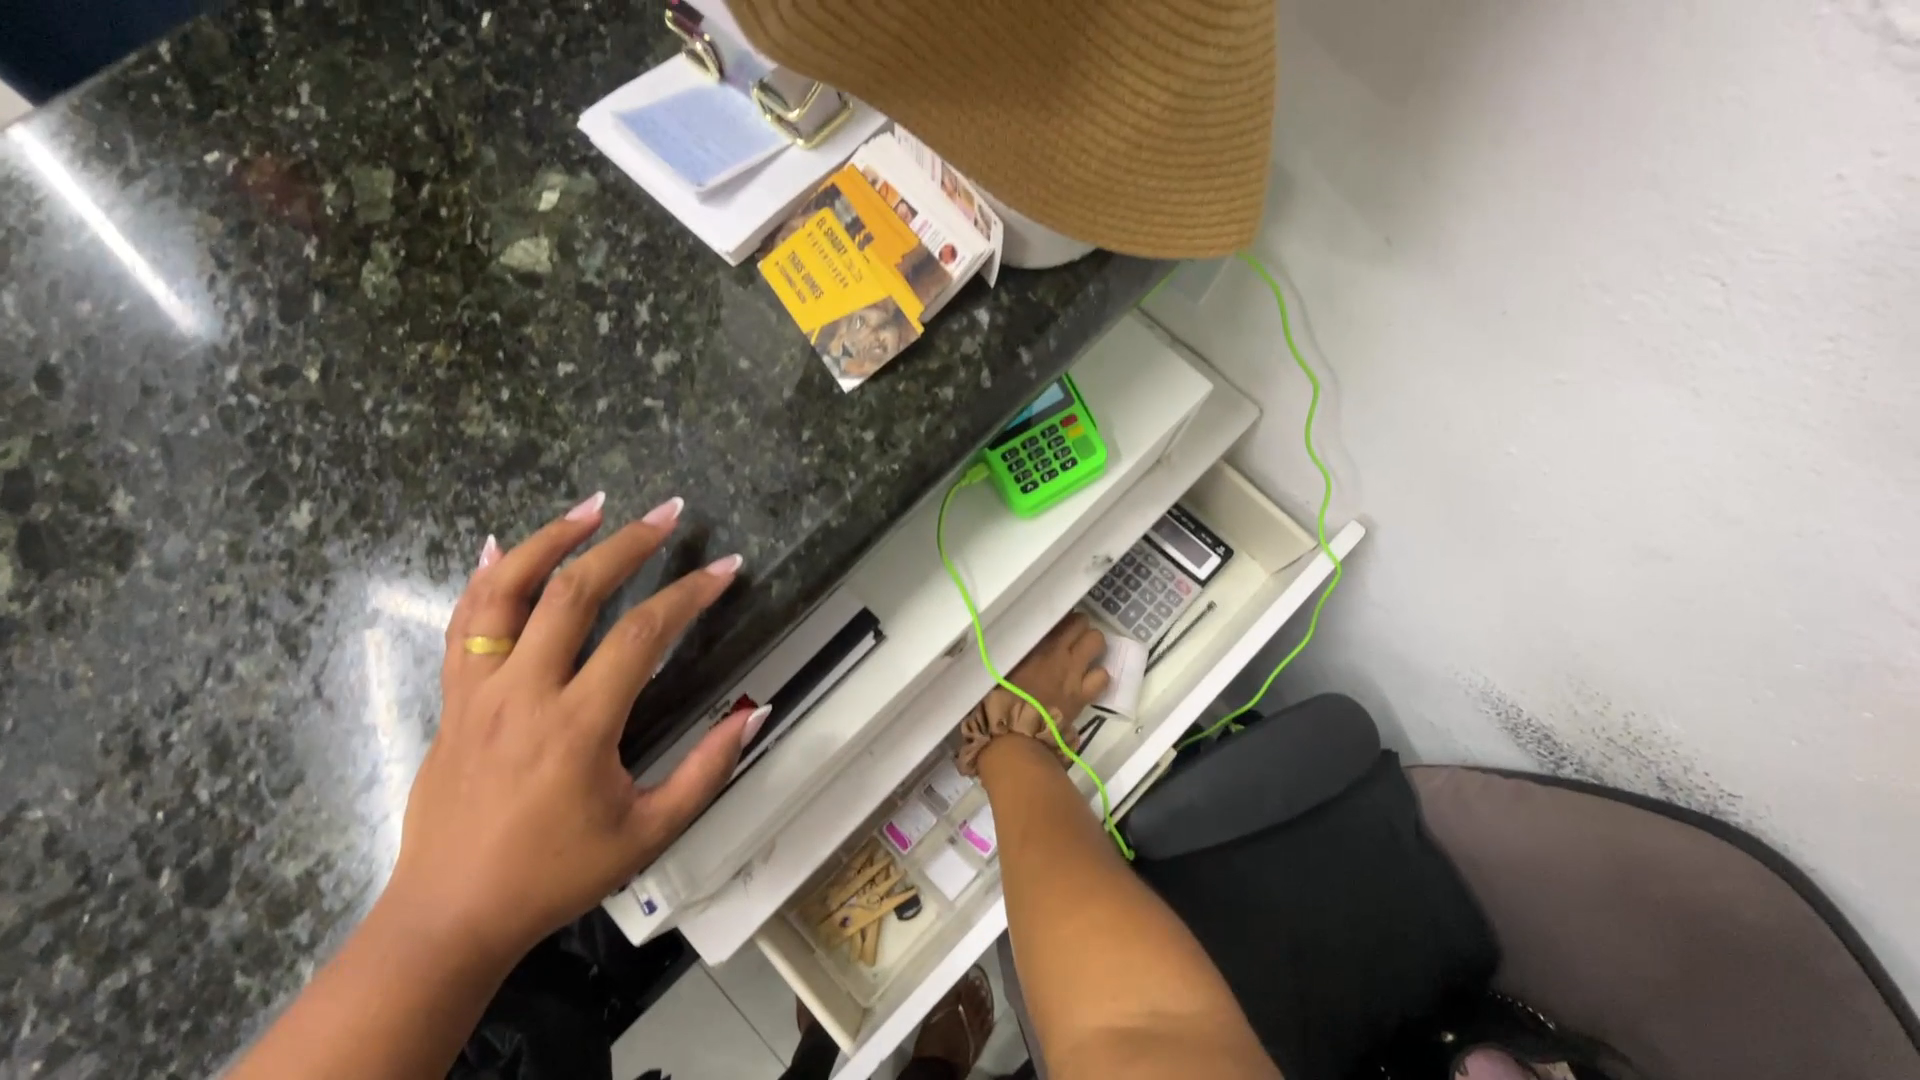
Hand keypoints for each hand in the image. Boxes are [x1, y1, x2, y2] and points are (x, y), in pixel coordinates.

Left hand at [385, 493, 761, 958]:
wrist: (451, 913)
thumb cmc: (556, 875)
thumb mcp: (648, 833)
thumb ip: (707, 770)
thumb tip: (754, 712)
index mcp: (578, 726)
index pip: (641, 635)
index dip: (689, 594)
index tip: (725, 569)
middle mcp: (525, 693)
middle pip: (574, 593)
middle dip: (628, 544)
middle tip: (668, 511)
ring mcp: (479, 691)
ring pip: (506, 592)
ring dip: (550, 540)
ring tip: (591, 507)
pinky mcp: (454, 699)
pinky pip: (463, 623)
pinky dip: (483, 577)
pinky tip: (498, 546)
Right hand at [958, 612, 1110, 774]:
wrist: (1014, 734)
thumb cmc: (998, 701)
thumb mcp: (998, 669)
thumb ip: (1010, 654)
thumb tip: (1011, 646)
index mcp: (1034, 644)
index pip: (1056, 617)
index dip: (1058, 619)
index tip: (1055, 625)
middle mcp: (1058, 651)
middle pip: (1081, 622)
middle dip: (1079, 627)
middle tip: (1072, 638)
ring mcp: (1074, 672)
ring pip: (1097, 642)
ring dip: (1092, 648)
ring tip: (1084, 657)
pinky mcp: (1084, 694)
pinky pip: (1103, 677)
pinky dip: (1099, 676)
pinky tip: (1090, 681)